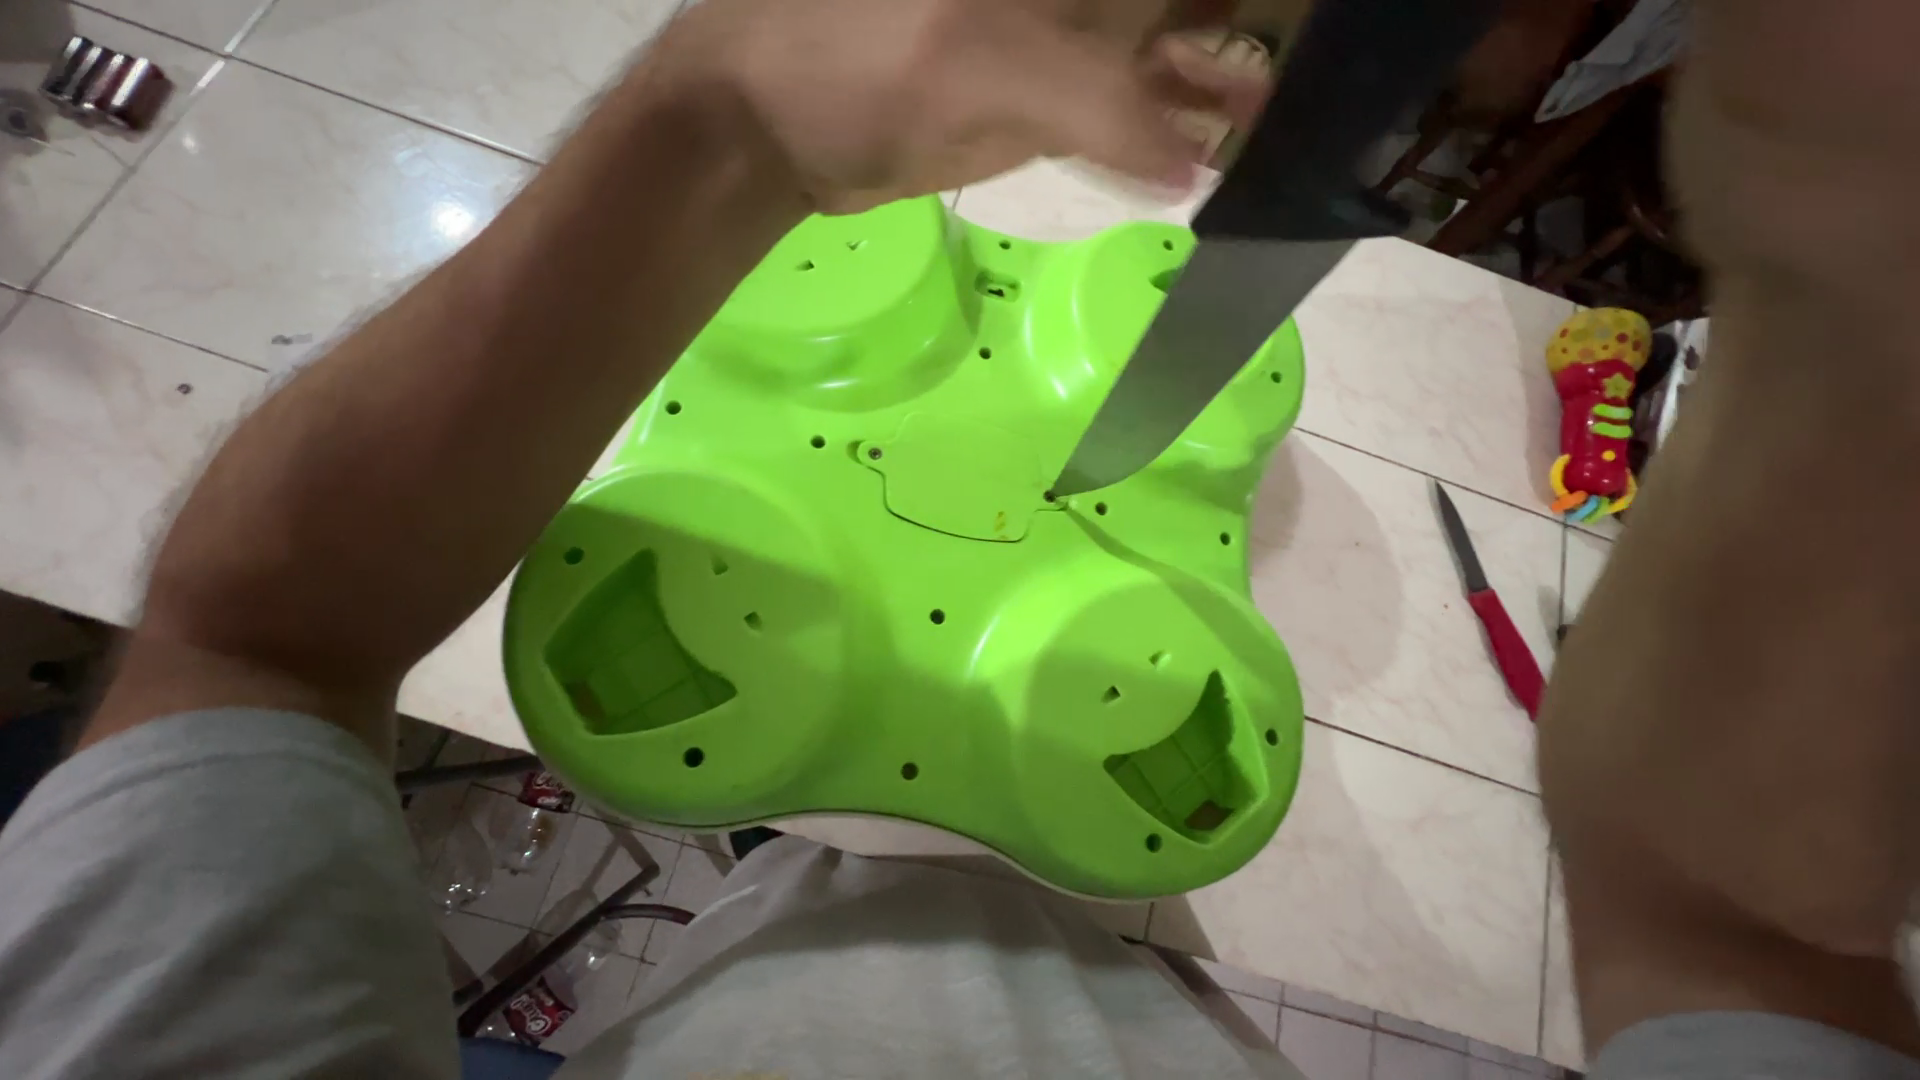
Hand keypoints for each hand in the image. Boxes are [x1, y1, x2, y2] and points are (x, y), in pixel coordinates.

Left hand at [648, 0, 1273, 213]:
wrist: (777, 129)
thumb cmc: (861, 58)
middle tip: (1322, 76)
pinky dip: (1167, 128)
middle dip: (1248, 26)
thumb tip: (1191, 161)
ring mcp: (1059, 31)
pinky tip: (1208, 156)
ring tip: (1282, 123)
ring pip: (1164, 44)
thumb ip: (1100, 100)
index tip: (1316, 24)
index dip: (1241, 1)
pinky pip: (1124, 105)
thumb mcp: (987, 64)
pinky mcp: (1041, 94)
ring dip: (1221, 81)